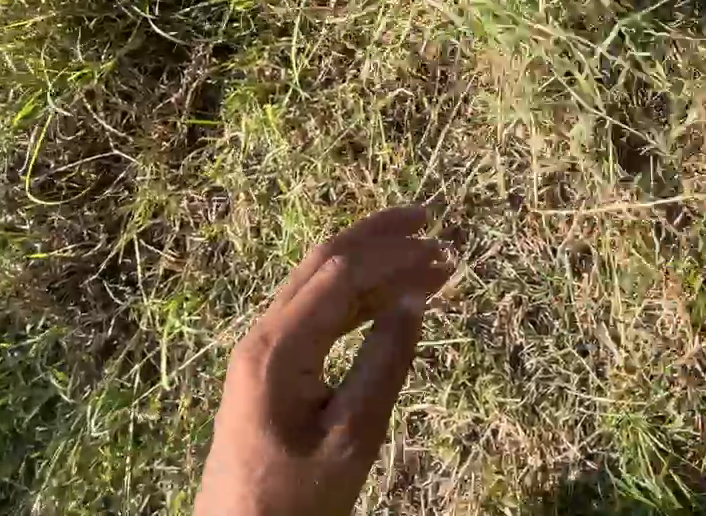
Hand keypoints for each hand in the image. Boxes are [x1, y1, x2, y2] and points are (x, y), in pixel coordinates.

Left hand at [195, 207, 451, 515]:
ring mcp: (265, 347)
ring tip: (424, 255)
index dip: (393, 252)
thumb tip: (416, 298)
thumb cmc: (295, 499)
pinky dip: (360, 296)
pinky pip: (320, 312)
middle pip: (326, 261)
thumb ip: (385, 361)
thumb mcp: (352, 437)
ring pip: (323, 282)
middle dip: (378, 235)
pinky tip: (392, 296)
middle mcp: (265, 333)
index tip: (440, 250)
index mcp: (278, 346)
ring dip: (373, 263)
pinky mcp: (272, 365)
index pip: (342, 272)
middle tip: (428, 218)